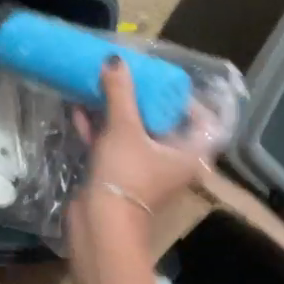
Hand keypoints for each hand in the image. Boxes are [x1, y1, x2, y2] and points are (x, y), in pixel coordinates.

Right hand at [73, 57, 209, 216]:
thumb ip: (120, 93)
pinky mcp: (120, 176)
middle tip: (131, 75)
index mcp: (190, 153)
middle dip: (145, 99)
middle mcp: (172, 161)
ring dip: (117, 111)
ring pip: (134, 133)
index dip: (188, 99)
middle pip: (164, 123)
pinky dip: (100, 128)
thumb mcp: (124, 128)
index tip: (166, 81)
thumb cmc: (126, 174)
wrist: (100, 224)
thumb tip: (115, 59)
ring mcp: (145, 169)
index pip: (204, 120)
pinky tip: (79, 107)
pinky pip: (114, 145)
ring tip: (101, 84)